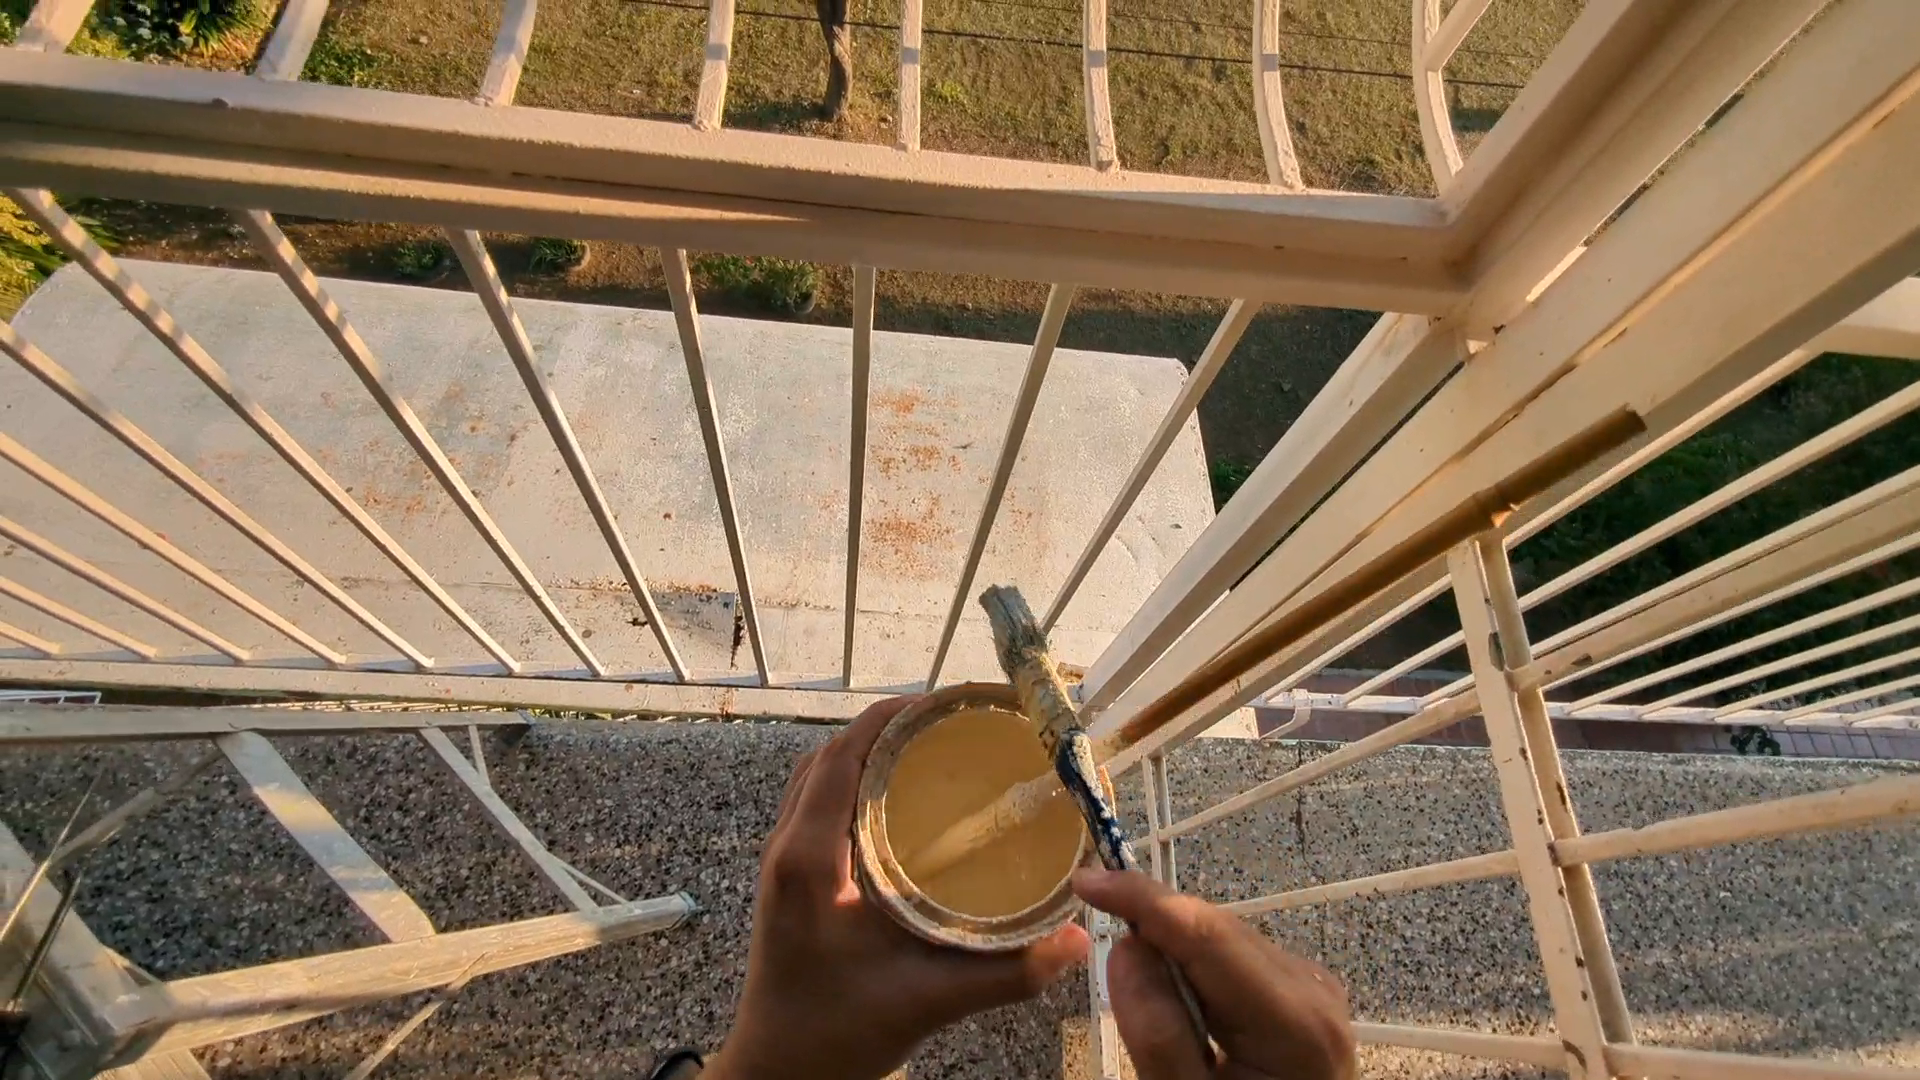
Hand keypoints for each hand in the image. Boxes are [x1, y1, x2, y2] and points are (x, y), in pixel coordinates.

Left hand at [707, 696, 1089, 1079]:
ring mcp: (781, 855)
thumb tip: (1077, 939)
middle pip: (831, 755)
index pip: (842, 758)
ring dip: (863, 748)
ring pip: (818, 772)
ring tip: (921, 745)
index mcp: (810, 860)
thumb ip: (1005, 973)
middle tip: (943, 722)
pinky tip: (890, 792)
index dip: (885, 719)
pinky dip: (850, 774)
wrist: (778, 1075)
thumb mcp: (926, 1002)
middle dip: (882, 726)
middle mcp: (788, 844)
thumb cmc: (839, 1035)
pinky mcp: (787, 869)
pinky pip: (815, 797)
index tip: (936, 702)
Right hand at [1074, 868, 1356, 1079]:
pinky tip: (1190, 1016)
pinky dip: (1193, 970)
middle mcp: (1311, 985)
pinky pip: (1227, 954)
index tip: (1084, 881)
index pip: (1203, 932)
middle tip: (1119, 985)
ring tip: (1167, 1019)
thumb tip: (1127, 946)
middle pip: (1208, 929)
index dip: (1140, 897)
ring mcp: (1310, 982)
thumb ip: (1155, 1031)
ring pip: (1214, 936)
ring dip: (1173, 957)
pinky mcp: (1300, 985)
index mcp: (1291, 1020)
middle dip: (1154, 936)